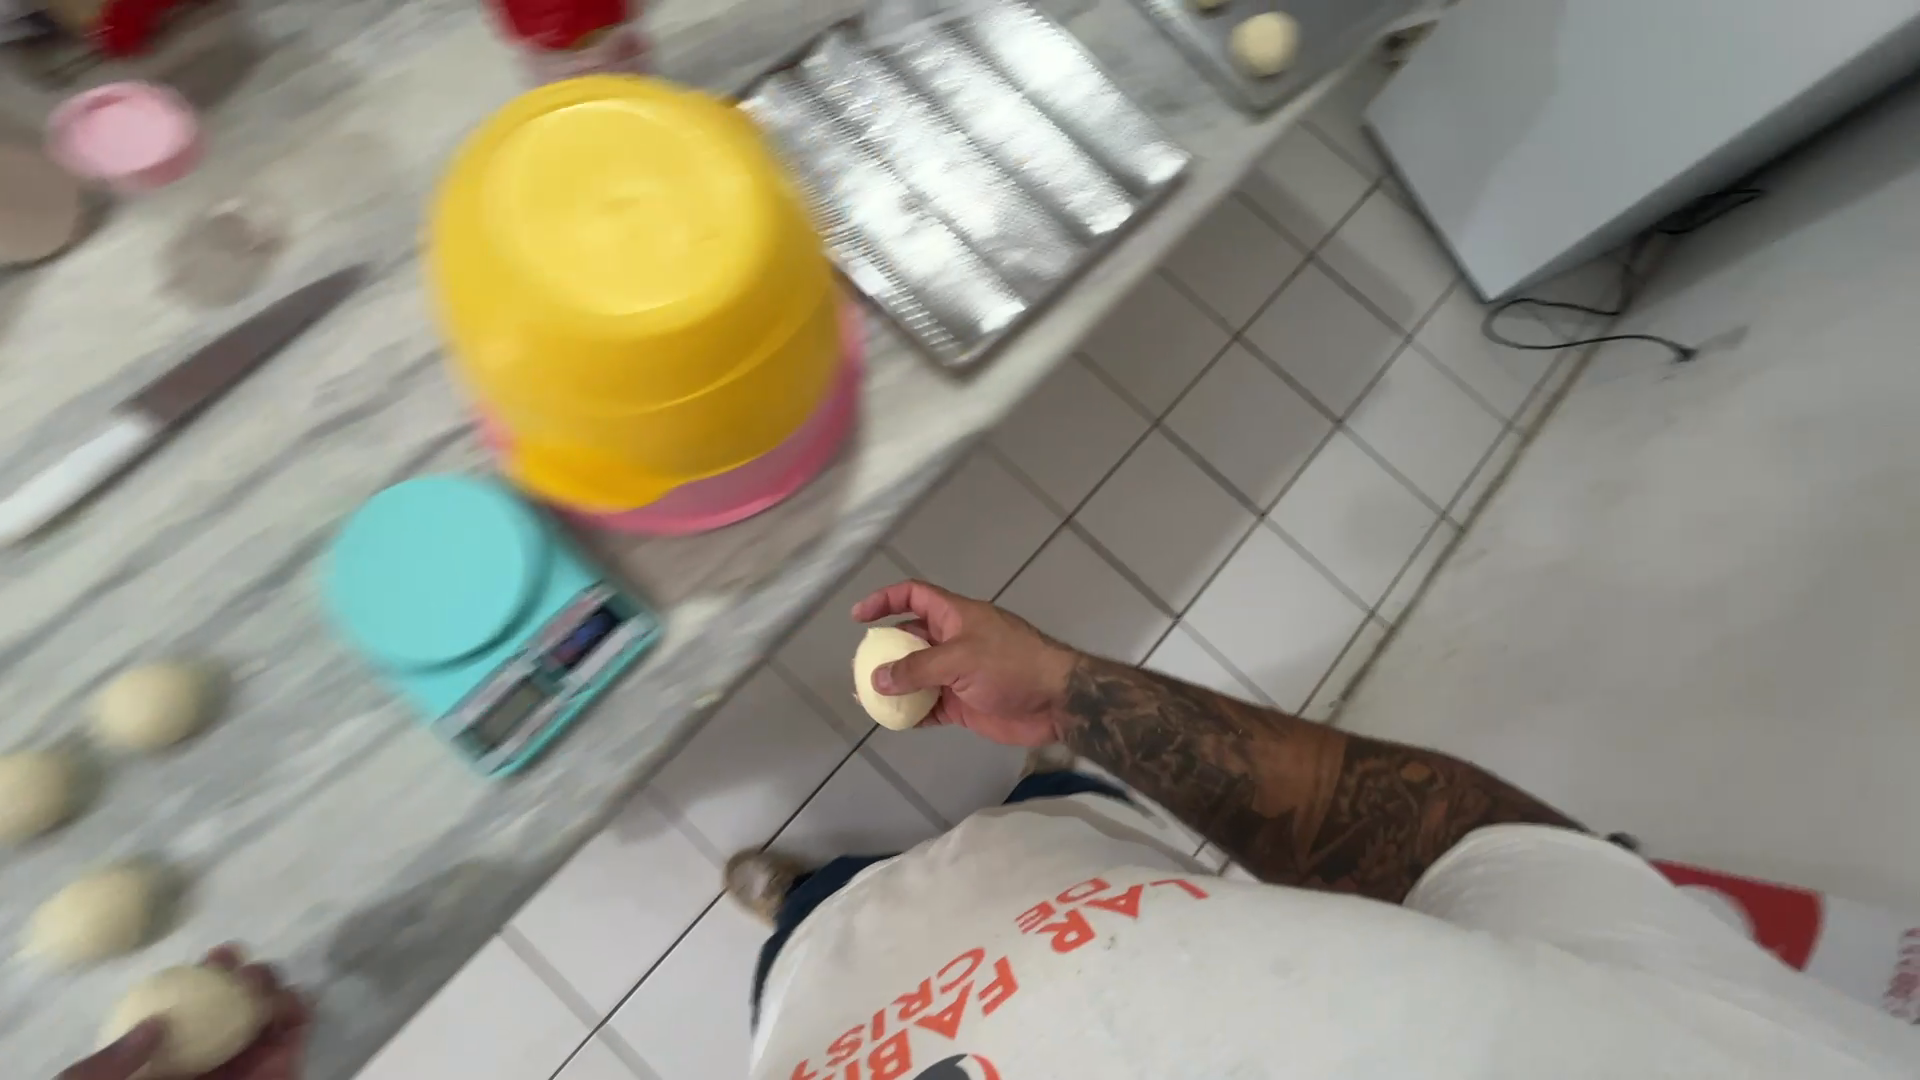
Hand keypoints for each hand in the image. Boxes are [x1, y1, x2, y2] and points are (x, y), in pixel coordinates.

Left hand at [60, 944, 308, 1079]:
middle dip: (241, 976)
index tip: (207, 960)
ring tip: (254, 982)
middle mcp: (207, 1062)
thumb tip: (154, 1024)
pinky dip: (297, 1007)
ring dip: (270, 987)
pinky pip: (297, 1030)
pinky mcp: (284, 1069)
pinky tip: (281, 1001)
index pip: (183, 1017)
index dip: (197, 983)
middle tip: (233, 965)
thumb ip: (104, 1069)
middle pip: (232, 1006)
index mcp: (160, 1069)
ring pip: (270, 1010)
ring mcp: (249, 1065)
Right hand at [851, 581, 1078, 747]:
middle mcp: (953, 640)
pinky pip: (930, 706)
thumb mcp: (961, 659)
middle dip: (884, 651)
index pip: (914, 596)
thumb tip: (879, 679)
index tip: (858, 616)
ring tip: (866, 697)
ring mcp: (958, 673)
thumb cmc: (1012, 665)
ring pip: (917, 675)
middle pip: (910, 639)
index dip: (885, 599)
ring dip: (894, 685)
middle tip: (859, 668)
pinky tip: (893, 720)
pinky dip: (912, 712)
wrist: (1055, 701)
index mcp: (955, 616)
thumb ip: (918, 669)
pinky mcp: (964, 704)